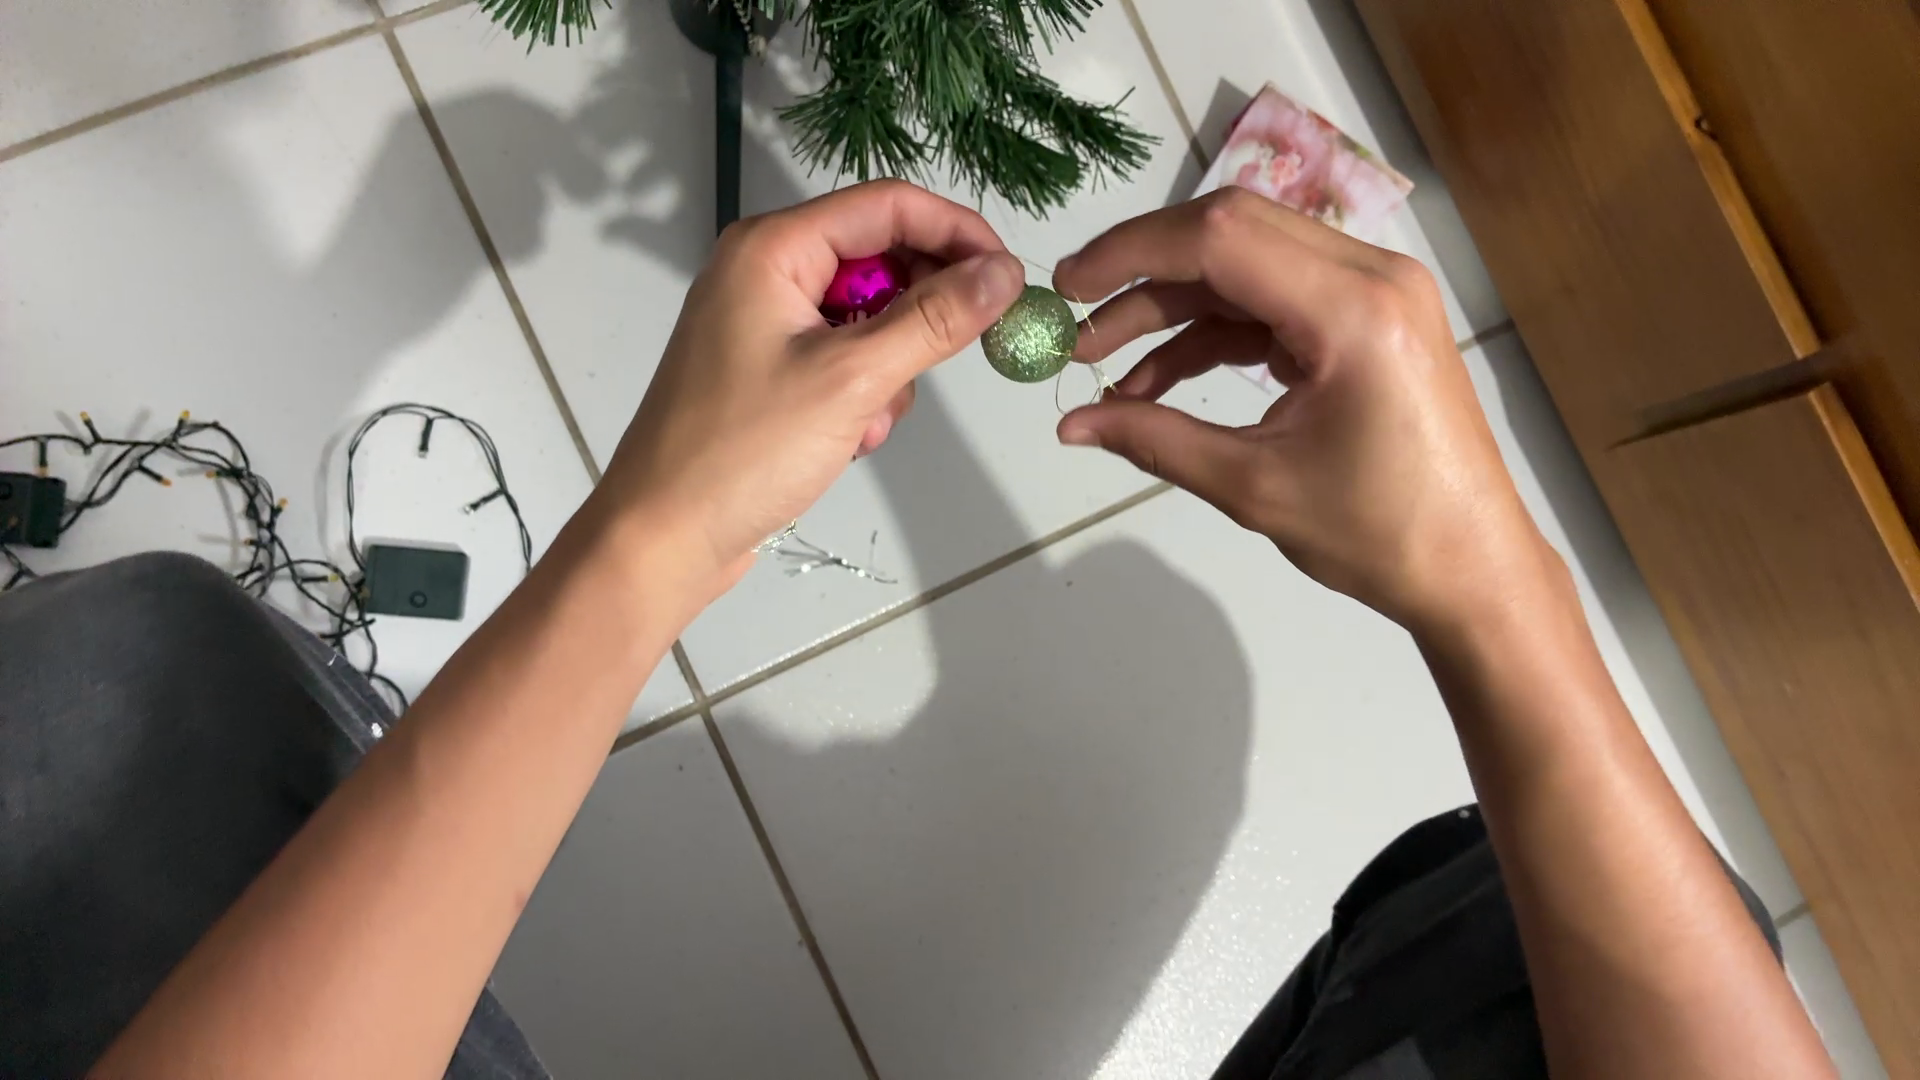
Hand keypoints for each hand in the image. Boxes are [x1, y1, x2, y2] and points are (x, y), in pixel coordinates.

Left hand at [593, 180, 1025, 604]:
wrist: (667, 535)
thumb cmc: (749, 450)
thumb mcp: (852, 380)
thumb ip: (933, 320)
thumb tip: (1005, 272)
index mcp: (774, 249)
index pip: (887, 207)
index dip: (957, 232)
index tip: (1010, 277)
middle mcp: (768, 273)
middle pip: (880, 261)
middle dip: (919, 314)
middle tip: (949, 358)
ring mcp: (767, 326)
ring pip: (869, 320)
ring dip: (889, 369)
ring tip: (868, 420)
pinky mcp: (772, 372)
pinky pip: (844, 361)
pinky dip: (862, 395)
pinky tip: (849, 438)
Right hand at [1054, 188, 1558, 632]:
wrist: (1470, 569)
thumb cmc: (1374, 535)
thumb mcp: (1252, 487)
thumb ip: (1152, 441)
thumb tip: (1068, 425)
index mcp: (1353, 310)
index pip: (1220, 237)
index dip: (1130, 253)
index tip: (1066, 288)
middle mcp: (1370, 277)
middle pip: (1229, 234)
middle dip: (1140, 273)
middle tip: (1073, 317)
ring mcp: (1371, 294)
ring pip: (1241, 270)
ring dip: (1167, 311)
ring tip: (1100, 362)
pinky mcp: (1361, 322)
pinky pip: (1265, 308)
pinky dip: (1205, 339)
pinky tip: (1154, 384)